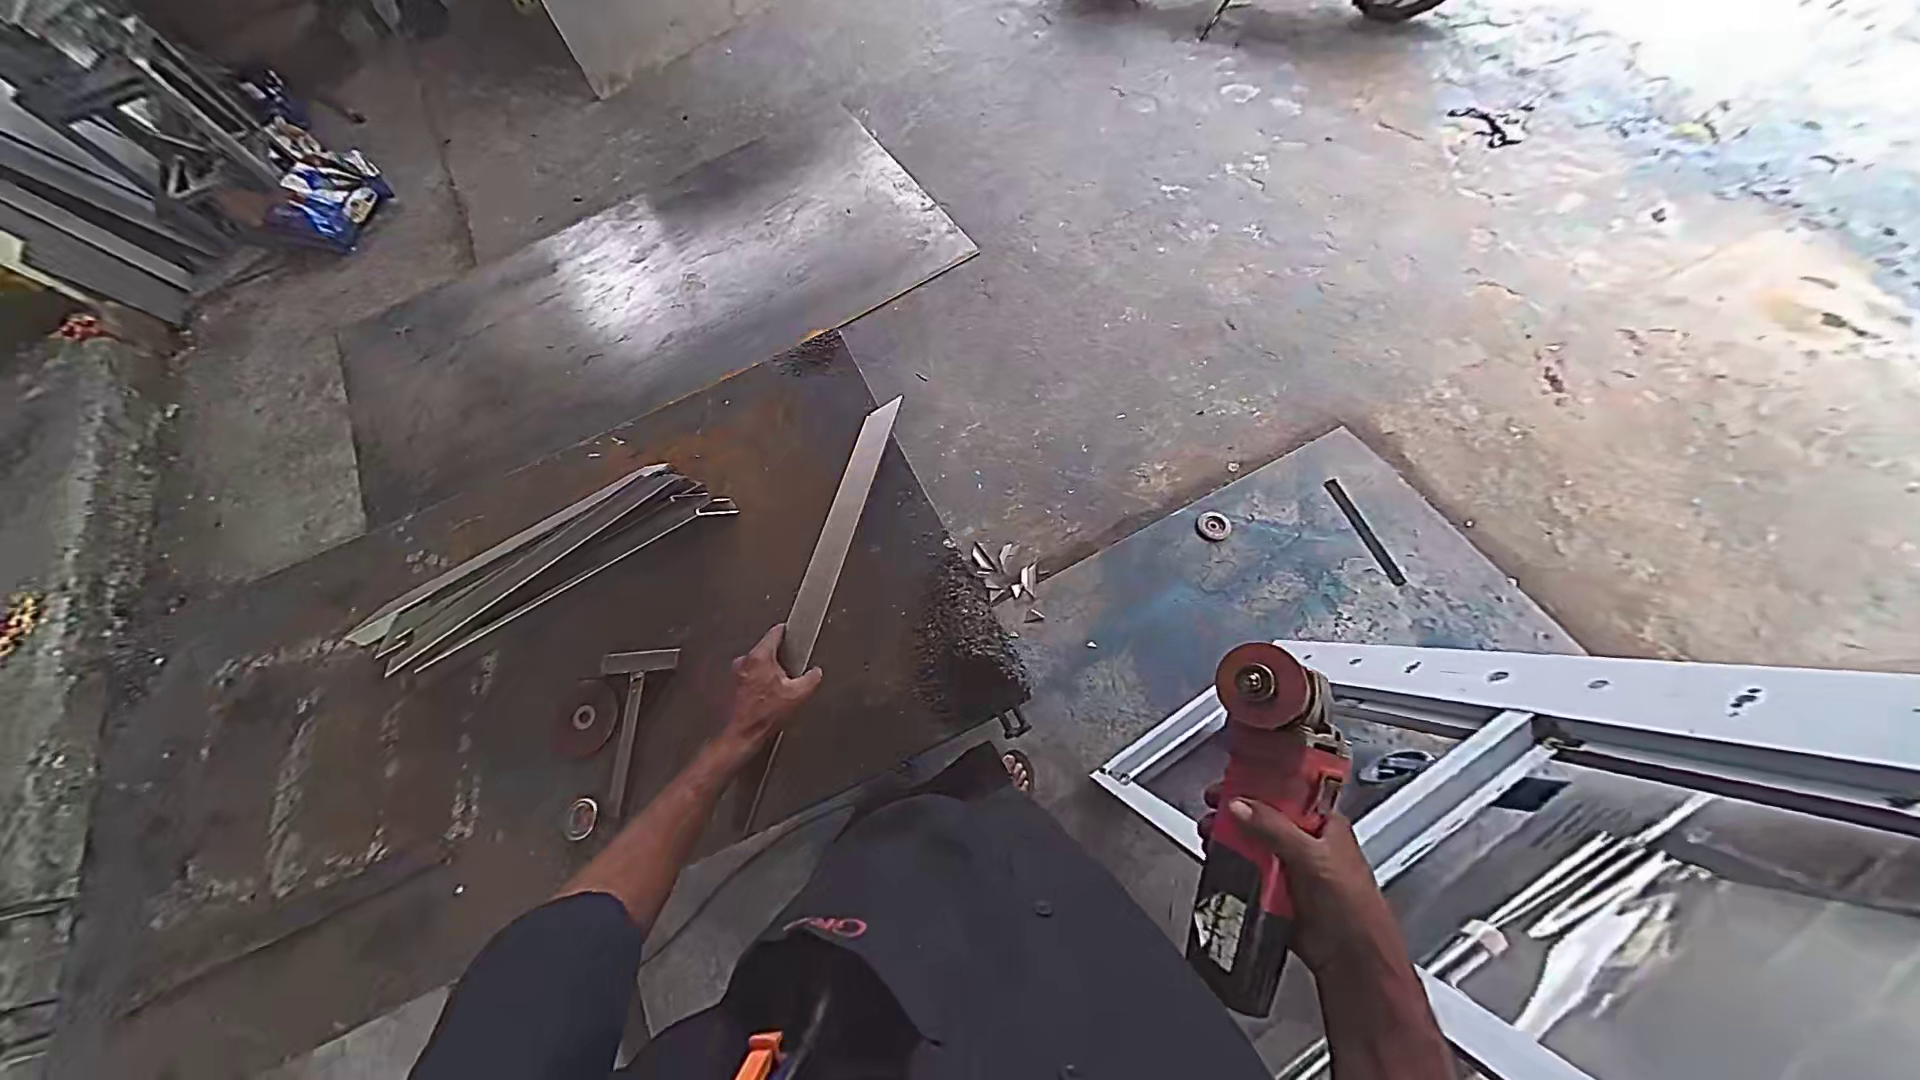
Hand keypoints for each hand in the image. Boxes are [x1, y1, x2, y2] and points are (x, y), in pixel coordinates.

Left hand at [719, 624, 821, 755]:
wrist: (743, 734)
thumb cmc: (764, 715)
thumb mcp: (798, 695)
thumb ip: (812, 678)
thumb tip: (816, 673)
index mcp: (760, 657)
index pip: (775, 632)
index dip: (787, 632)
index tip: (792, 633)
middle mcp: (745, 661)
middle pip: (767, 648)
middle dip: (780, 657)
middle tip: (789, 671)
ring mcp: (737, 673)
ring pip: (759, 662)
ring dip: (768, 670)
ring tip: (778, 686)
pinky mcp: (733, 684)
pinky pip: (751, 674)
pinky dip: (759, 680)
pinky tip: (767, 695)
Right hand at [1202, 784, 1401, 973]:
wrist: (1354, 964)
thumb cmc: (1354, 909)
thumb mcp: (1313, 857)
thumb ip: (1274, 828)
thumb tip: (1239, 805)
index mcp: (1323, 823)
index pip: (1288, 789)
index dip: (1259, 781)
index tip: (1232, 777)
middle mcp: (1305, 840)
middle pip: (1263, 813)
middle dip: (1235, 807)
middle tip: (1214, 803)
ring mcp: (1289, 863)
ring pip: (1252, 838)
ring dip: (1228, 832)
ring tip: (1210, 830)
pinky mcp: (1275, 887)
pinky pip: (1246, 865)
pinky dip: (1230, 858)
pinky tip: (1216, 854)